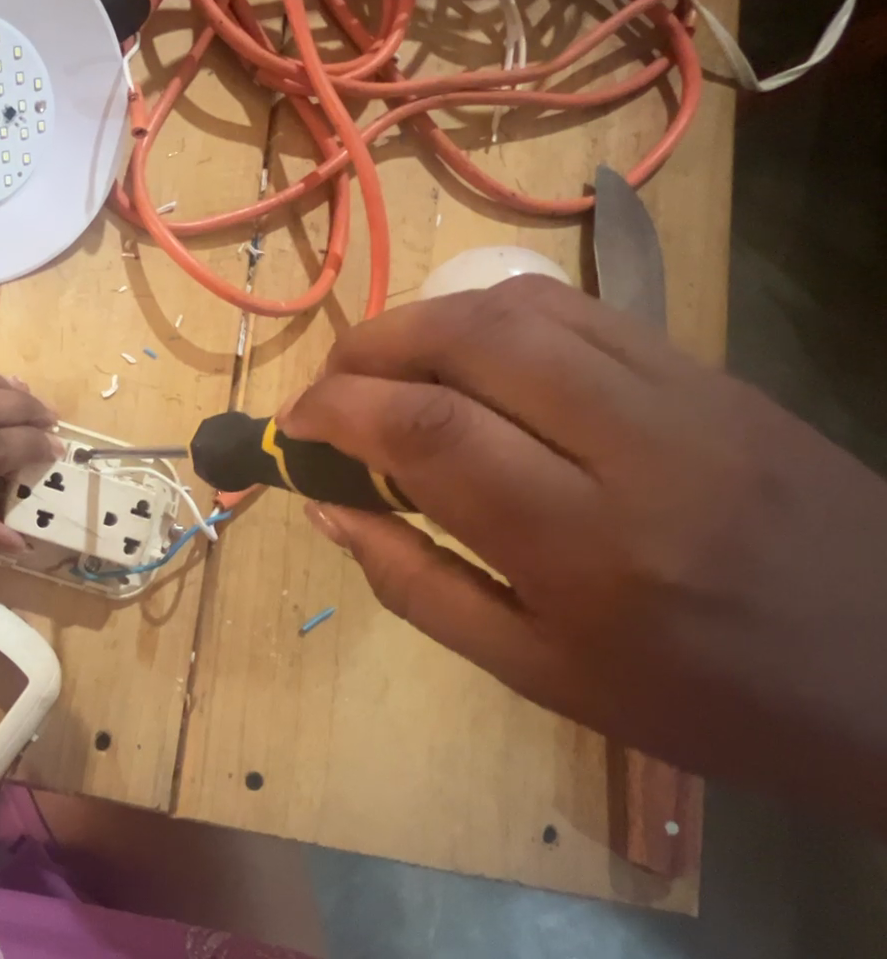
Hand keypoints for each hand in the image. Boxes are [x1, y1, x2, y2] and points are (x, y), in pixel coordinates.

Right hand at [282, 276, 886, 828]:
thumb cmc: (704, 700)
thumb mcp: (533, 670)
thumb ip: (412, 583)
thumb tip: (324, 509)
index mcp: (585, 546)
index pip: (429, 430)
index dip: (336, 409)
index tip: (295, 429)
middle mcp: (637, 447)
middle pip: (469, 339)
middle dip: (366, 349)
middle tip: (328, 392)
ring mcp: (687, 395)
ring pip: (521, 307)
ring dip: (422, 324)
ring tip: (383, 372)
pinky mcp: (713, 372)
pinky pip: (577, 312)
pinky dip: (490, 320)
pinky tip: (466, 363)